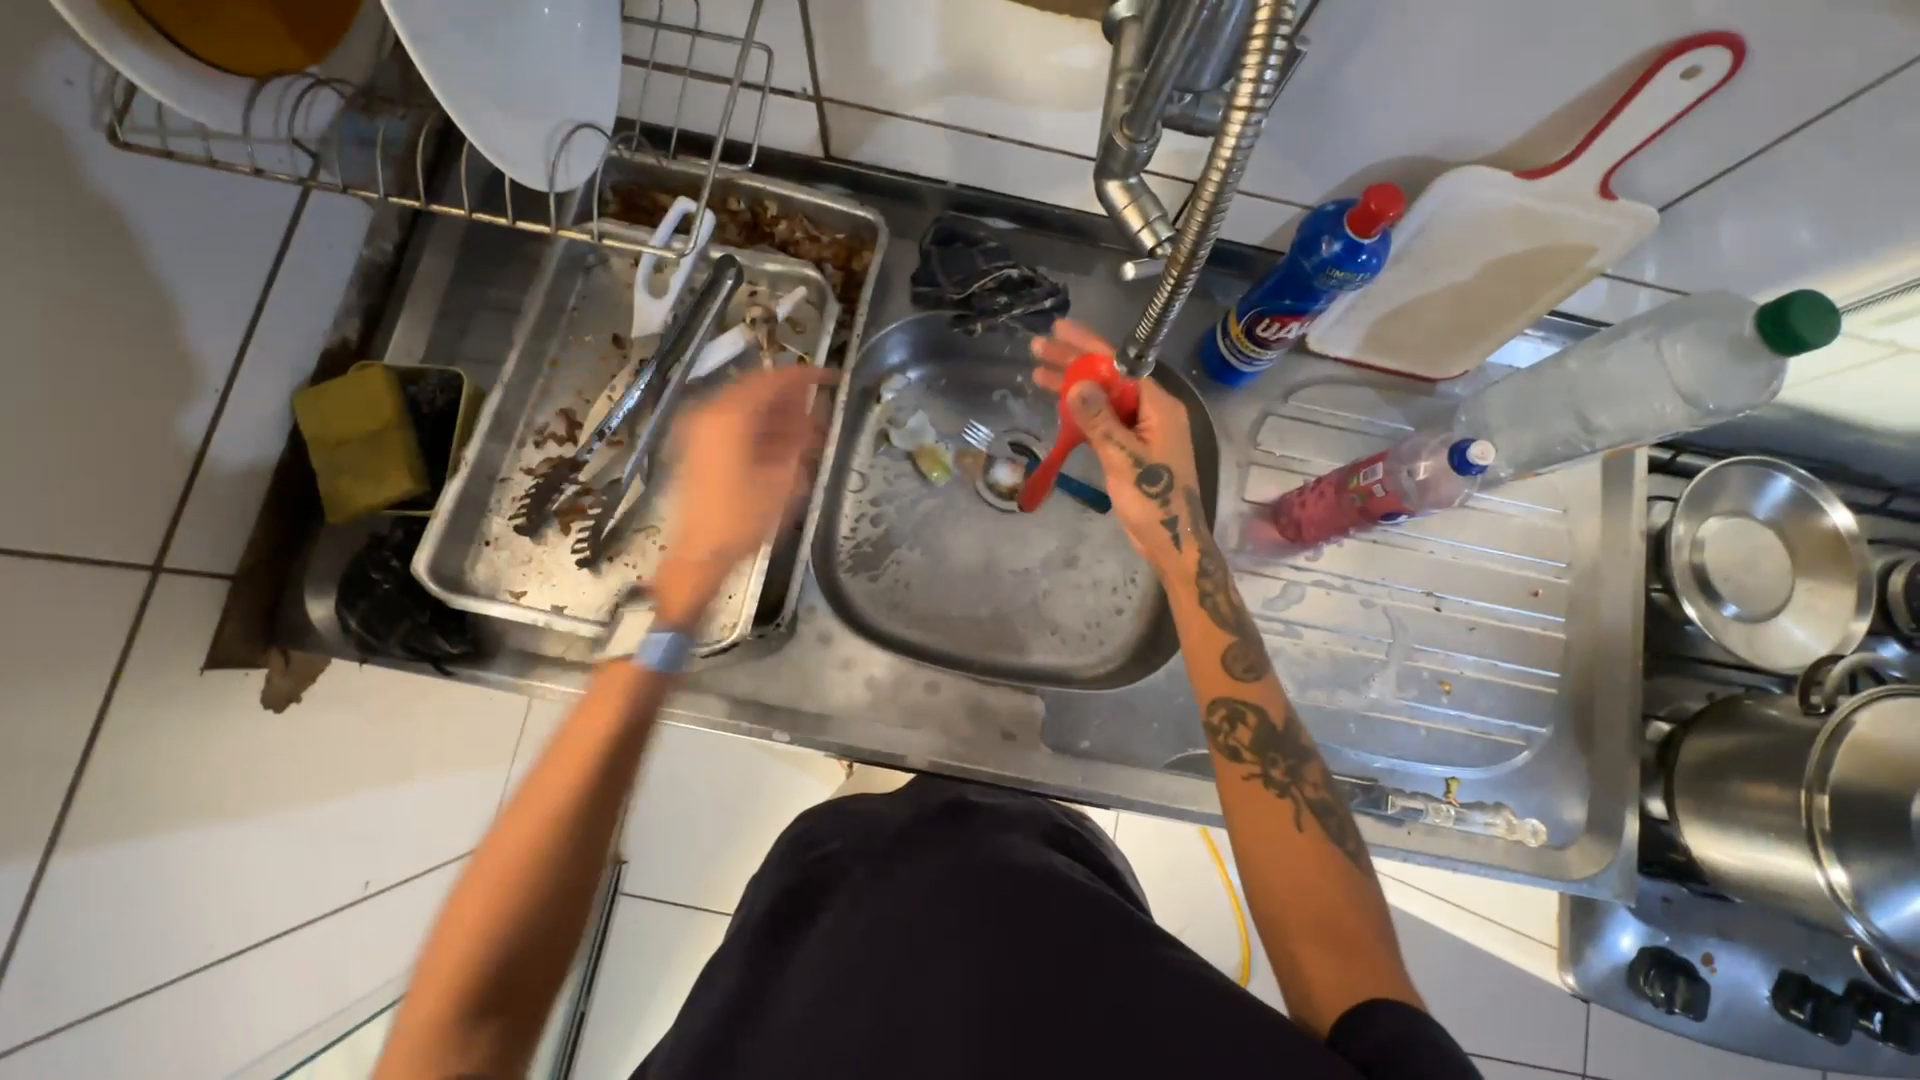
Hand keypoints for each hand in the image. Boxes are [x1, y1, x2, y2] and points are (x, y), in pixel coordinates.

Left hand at [653, 364, 836, 623]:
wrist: (700, 554)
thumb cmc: (743, 518)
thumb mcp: (784, 478)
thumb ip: (800, 438)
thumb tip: (812, 416)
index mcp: (728, 415)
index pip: (772, 380)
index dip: (805, 376)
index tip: (832, 377)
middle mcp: (708, 414)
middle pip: (757, 392)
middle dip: (792, 400)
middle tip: (823, 412)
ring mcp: (699, 431)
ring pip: (746, 410)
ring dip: (778, 416)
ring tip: (810, 433)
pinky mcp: (697, 449)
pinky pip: (734, 426)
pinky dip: (760, 430)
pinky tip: (785, 447)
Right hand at [1031, 320, 1205, 574]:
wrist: (1170, 540)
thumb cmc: (1153, 499)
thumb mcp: (1124, 458)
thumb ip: (1099, 420)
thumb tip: (1076, 384)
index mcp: (1158, 406)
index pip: (1120, 365)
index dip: (1088, 347)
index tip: (1059, 331)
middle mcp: (1151, 411)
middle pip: (1109, 378)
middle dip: (1074, 364)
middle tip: (1037, 350)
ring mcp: (1141, 430)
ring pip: (1103, 399)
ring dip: (1073, 388)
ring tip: (1037, 375)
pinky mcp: (1131, 449)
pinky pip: (1104, 421)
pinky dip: (1081, 414)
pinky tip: (1058, 407)